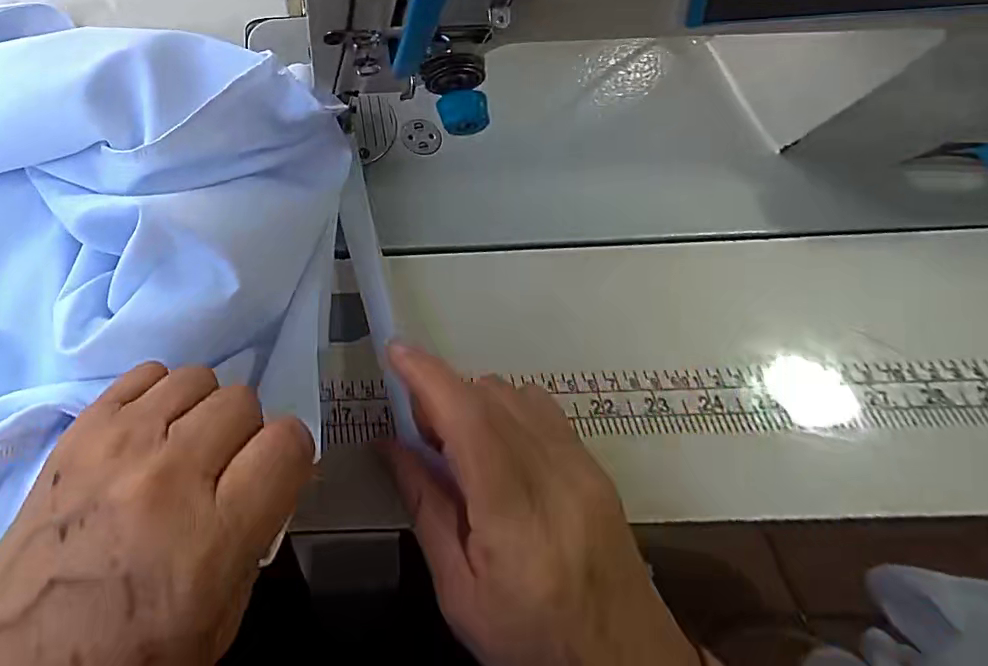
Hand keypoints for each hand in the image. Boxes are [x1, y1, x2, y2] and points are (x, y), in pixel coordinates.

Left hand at [0, 363, 315, 665]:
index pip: (284, 445)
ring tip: (185, 440)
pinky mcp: (86, 421)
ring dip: (202, 407)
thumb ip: (253, 536)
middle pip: (240, 401)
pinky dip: (159, 393)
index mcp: (212, 531)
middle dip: (246, 431)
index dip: (290, 454)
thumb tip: (272, 473)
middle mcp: (170, 470)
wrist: (29, 637)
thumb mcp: (219, 619)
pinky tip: (148, 426)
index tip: (278, 467)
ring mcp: (123, 437)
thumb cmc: (132, 645)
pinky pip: (145, 373)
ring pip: (195, 377)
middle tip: (226, 461)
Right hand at [382, 345, 700, 665]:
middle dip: (440, 391)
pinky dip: (502, 406)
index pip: (471, 422)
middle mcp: (558, 482)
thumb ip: (424, 508)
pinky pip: (540, 408)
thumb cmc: (533, 640)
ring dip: (471, 398)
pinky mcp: (599, 471)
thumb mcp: (460, 590)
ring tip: (456, 442)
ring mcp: (585, 472)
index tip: (394, 351)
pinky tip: (492, 443)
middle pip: (489, 397)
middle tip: (416, 429)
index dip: (429, 377)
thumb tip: (389, 444)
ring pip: (513, 395)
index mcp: (517, 519)